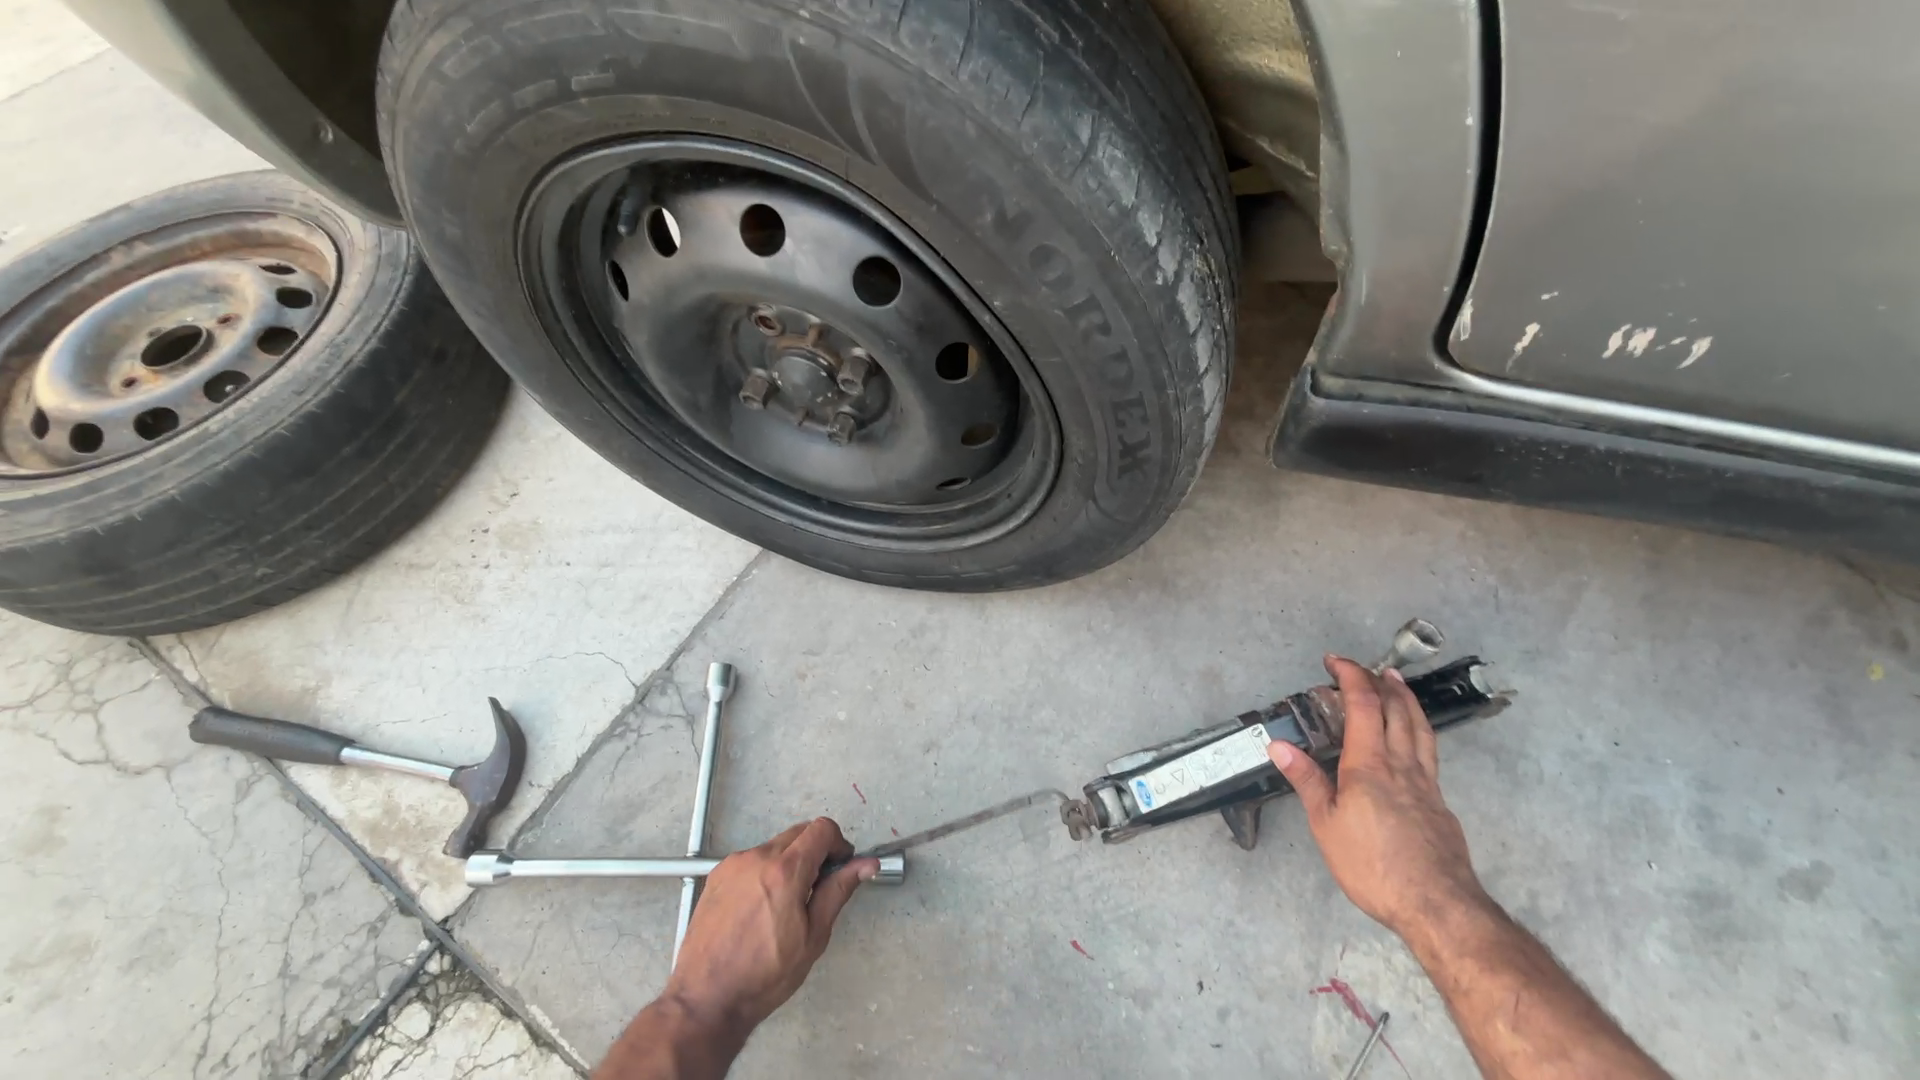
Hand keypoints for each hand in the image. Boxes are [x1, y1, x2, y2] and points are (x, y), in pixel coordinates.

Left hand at [662, 818, 878, 1035]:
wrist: (706, 998)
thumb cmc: (765, 975)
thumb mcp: (813, 937)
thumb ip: (838, 891)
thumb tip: (866, 864)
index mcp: (784, 871)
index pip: (822, 829)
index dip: (838, 844)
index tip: (839, 869)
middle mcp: (757, 857)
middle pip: (799, 833)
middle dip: (816, 852)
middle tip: (817, 890)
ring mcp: (733, 865)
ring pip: (775, 846)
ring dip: (790, 862)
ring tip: (786, 906)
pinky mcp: (717, 876)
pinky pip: (752, 861)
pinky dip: (765, 872)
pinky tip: (761, 909)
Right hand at [1266, 655, 1489, 937]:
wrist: (1437, 904)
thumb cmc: (1371, 864)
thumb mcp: (1325, 824)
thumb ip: (1306, 781)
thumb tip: (1279, 746)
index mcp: (1369, 765)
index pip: (1363, 706)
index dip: (1350, 676)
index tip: (1335, 662)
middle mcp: (1402, 765)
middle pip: (1398, 710)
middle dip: (1381, 682)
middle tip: (1367, 668)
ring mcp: (1427, 784)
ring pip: (1420, 728)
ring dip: (1407, 700)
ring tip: (1398, 684)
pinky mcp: (1439, 804)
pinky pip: (1428, 753)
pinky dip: (1417, 732)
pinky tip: (1411, 743)